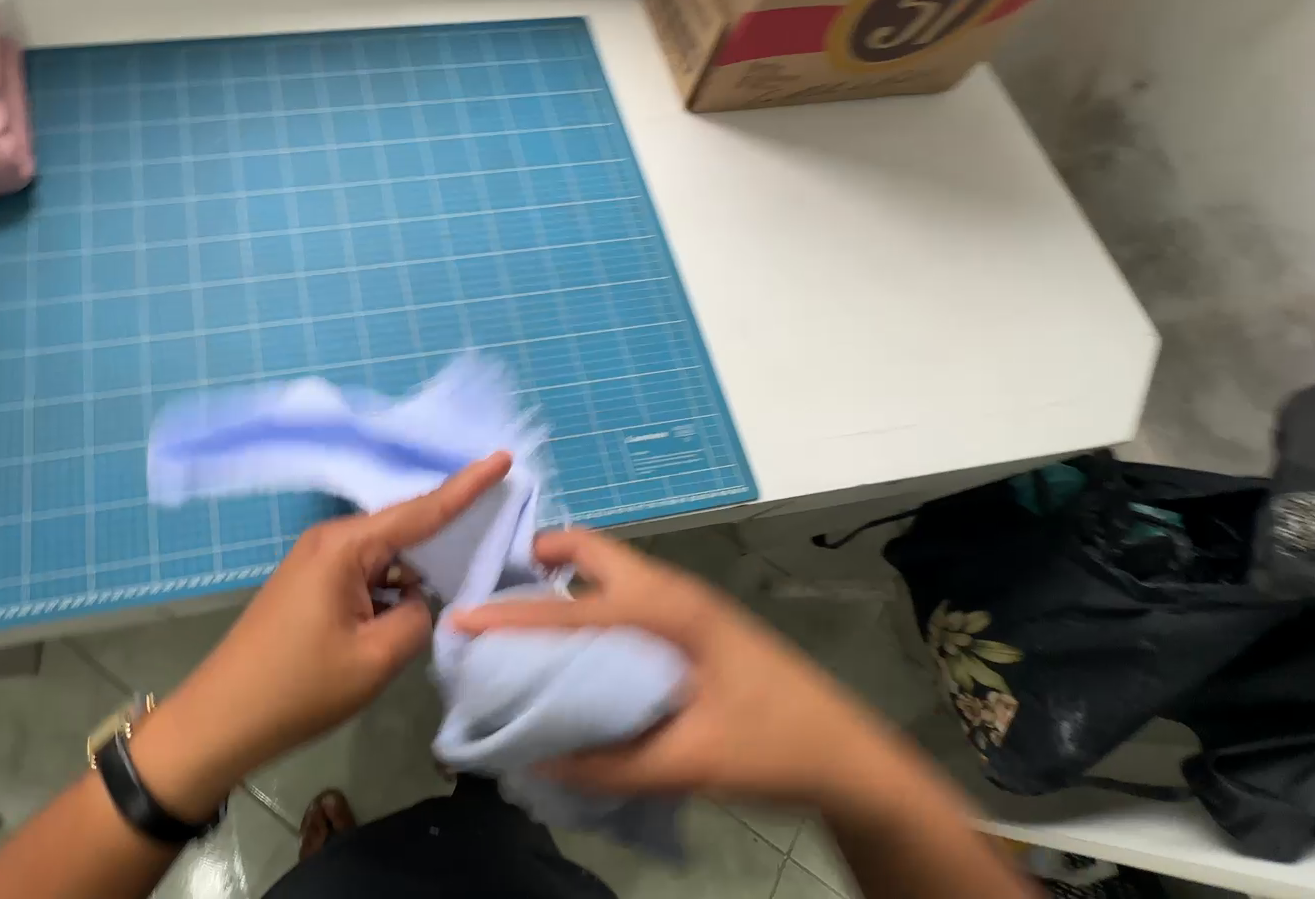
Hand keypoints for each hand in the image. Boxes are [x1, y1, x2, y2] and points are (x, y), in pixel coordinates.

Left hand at [130, 452, 512, 816]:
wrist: (222, 719)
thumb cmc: (299, 687)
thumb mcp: (376, 658)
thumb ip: (417, 618)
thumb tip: (417, 600)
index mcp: (346, 546)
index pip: (421, 510)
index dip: (467, 486)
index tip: (502, 457)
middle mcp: (330, 540)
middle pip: (403, 530)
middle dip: (442, 537)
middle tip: (488, 538)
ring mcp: (317, 562)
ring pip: (385, 558)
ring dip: (411, 577)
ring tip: (443, 600)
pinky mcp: (311, 584)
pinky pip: (365, 574)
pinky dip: (388, 591)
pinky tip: (402, 616)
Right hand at [448, 528, 890, 807]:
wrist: (850, 756)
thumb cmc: (774, 746)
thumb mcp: (692, 762)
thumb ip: (612, 763)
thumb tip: (537, 759)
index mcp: (670, 611)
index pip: (572, 605)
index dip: (513, 613)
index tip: (464, 614)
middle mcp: (674, 593)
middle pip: (595, 551)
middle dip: (543, 556)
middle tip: (498, 586)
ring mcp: (687, 604)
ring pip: (612, 570)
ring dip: (567, 578)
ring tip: (525, 611)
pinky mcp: (694, 623)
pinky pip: (627, 592)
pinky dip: (591, 598)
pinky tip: (578, 638)